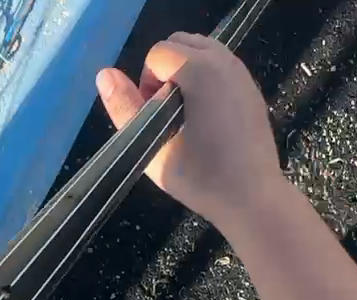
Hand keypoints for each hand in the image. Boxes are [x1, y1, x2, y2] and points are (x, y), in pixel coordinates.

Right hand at [97, 32, 287, 226]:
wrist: (252, 199)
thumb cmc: (202, 180)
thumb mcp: (154, 150)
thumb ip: (126, 110)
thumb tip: (104, 74)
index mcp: (199, 71)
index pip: (157, 54)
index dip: (146, 85)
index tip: (154, 119)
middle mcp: (223, 61)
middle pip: (180, 43)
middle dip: (165, 72)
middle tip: (166, 115)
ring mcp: (241, 72)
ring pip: (202, 51)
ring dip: (185, 74)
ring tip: (185, 117)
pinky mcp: (251, 87)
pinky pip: (220, 67)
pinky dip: (206, 81)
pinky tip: (207, 120)